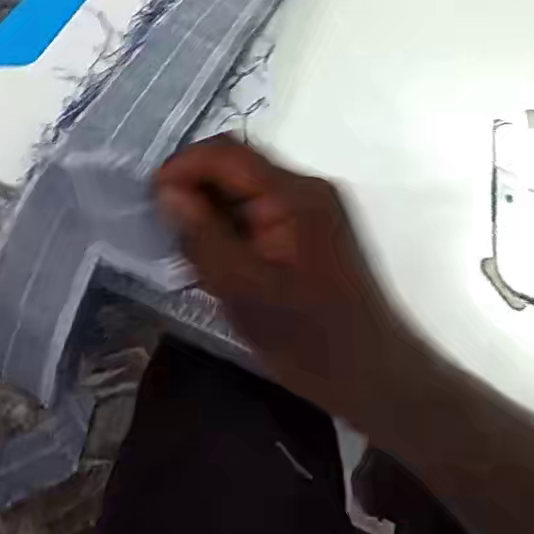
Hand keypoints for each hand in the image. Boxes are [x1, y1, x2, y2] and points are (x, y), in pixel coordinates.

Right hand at [155, 136, 432, 422]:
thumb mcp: (243, 291)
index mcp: (295, 195)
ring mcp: (314, 203)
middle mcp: (307, 186)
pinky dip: (231, 215)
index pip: (228, 153)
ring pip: (245, 181)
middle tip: (166, 218)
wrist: (379, 380)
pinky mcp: (313, 223)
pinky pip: (260, 202)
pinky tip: (218, 247)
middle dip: (195, 182)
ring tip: (187, 236)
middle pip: (237, 161)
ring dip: (211, 199)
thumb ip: (202, 235)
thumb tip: (166, 191)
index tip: (153, 195)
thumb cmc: (311, 341)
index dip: (184, 164)